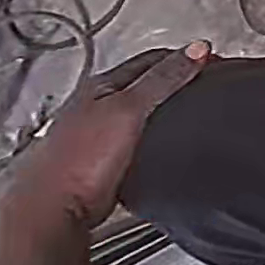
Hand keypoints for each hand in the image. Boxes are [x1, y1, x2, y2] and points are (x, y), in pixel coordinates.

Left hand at [1, 42, 210, 231]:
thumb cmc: (79, 162)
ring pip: (142, 108)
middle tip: (206, 79)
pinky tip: (168, 137)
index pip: (153, 59)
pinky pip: (141, 135)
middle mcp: (94, 107)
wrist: (52, 215)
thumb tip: (197, 49)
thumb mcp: (130, 110)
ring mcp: (97, 134)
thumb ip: (164, 78)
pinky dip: (159, 130)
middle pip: (145, 82)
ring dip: (167, 105)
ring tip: (191, 105)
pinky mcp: (104, 160)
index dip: (186, 57)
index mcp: (99, 87)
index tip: (212, 60)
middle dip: (177, 78)